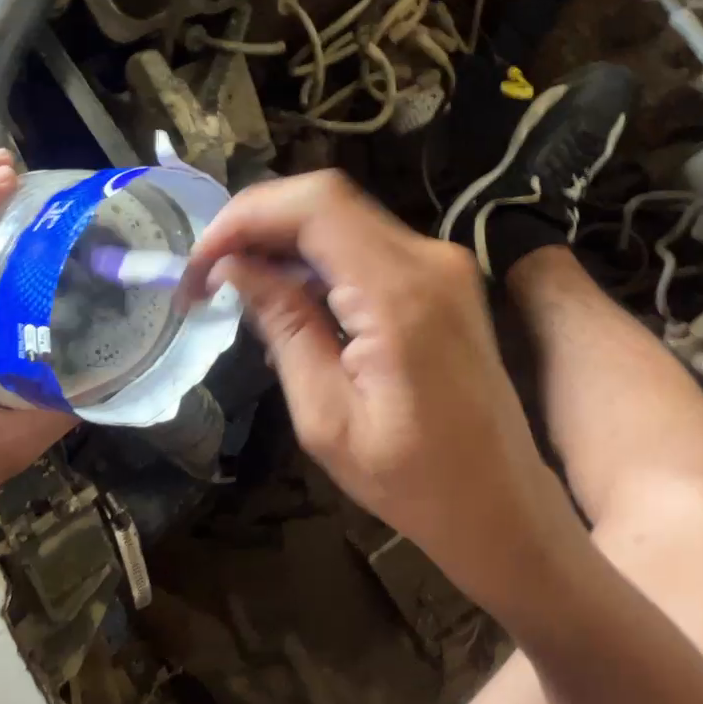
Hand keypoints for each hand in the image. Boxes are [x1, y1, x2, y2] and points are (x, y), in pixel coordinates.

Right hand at [183, 172, 577, 587]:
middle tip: (207, 274)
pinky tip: (285, 292)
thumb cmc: (413, 482)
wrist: (503, 504)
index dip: (245, 217)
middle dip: (255, 224)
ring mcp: (441, 263)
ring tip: (234, 283)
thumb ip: (284, 326)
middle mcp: (428, 259)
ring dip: (281, 237)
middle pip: (325, 199)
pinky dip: (314, 254)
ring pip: (341, 215)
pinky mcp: (441, 276)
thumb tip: (233, 267)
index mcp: (401, 294)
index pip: (314, 207)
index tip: (199, 264)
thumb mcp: (327, 417)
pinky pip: (363, 242)